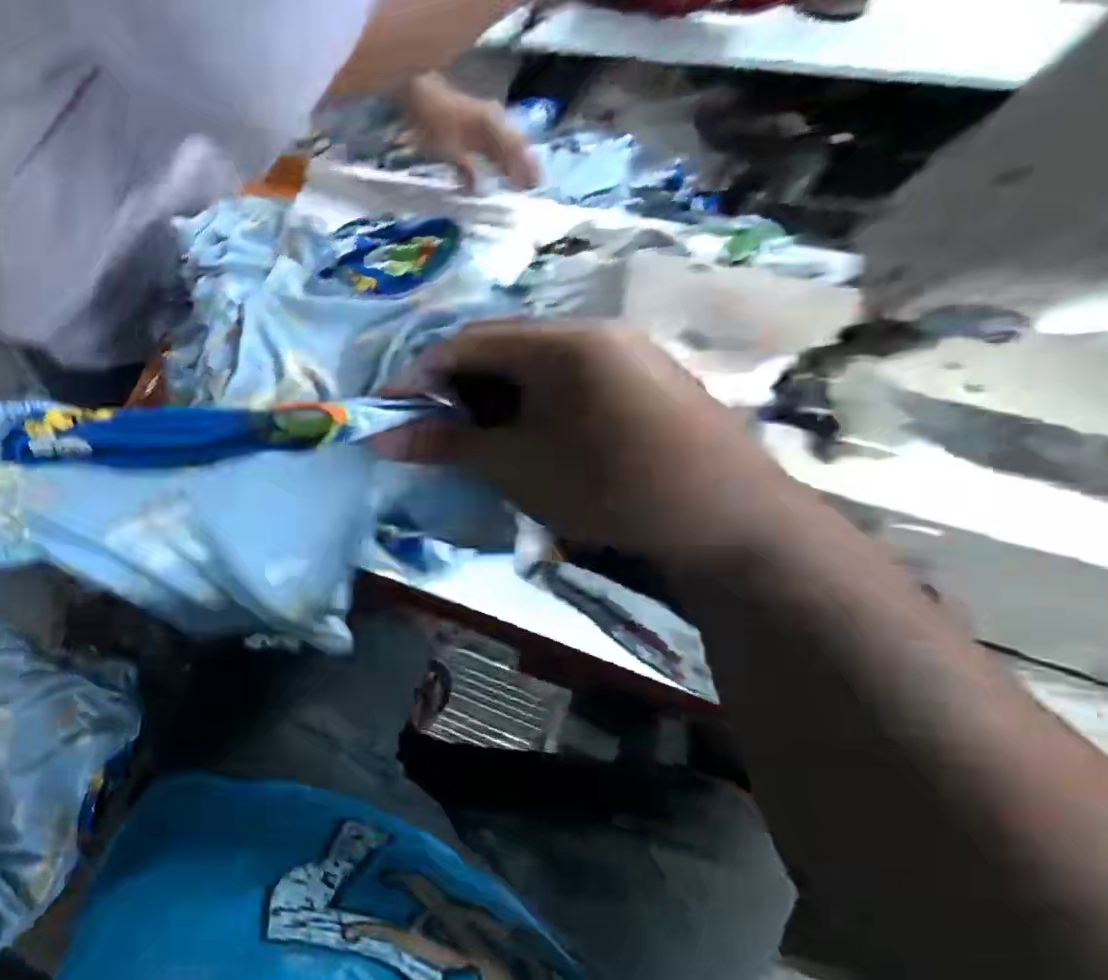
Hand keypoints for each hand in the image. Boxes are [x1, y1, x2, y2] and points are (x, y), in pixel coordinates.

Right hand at [377, 321, 812, 574]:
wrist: (728, 520)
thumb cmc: (606, 486)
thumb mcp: (512, 466)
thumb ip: (443, 445)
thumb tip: (380, 439)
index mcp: (559, 342)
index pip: (464, 343)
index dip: (418, 377)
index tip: (390, 414)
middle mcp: (592, 331)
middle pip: (498, 345)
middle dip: (452, 385)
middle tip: (428, 429)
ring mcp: (623, 351)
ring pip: (532, 360)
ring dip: (490, 393)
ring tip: (473, 437)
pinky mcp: (641, 377)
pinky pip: (566, 375)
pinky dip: (528, 399)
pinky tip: (524, 435)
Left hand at [400, 73, 540, 192]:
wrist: (426, 98)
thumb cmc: (435, 125)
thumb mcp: (447, 150)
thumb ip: (464, 169)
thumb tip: (475, 188)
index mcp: (492, 125)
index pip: (514, 149)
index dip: (522, 168)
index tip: (528, 186)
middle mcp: (497, 121)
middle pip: (517, 146)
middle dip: (526, 166)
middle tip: (534, 186)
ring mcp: (490, 121)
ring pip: (510, 144)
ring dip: (517, 162)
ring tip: (525, 181)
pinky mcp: (482, 125)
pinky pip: (499, 143)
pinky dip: (504, 157)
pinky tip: (505, 170)